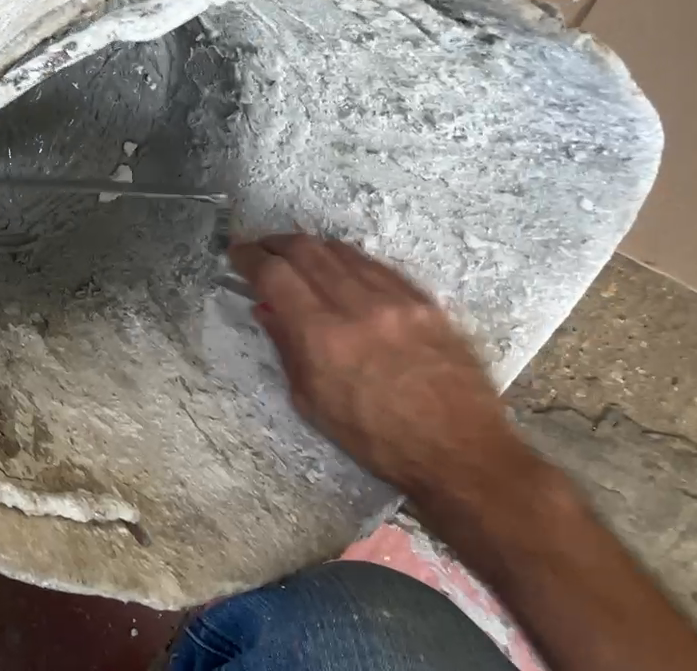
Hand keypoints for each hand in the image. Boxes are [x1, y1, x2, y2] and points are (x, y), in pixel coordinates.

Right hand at [227, 235, 525, 497]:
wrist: (460, 452)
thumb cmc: (375, 438)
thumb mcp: (311, 401)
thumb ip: (286, 347)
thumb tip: (265, 309)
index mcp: (321, 335)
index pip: (274, 274)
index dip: (248, 256)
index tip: (236, 252)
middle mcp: (357, 307)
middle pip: (306, 249)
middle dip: (275, 243)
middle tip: (261, 249)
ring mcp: (396, 300)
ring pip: (342, 251)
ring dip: (311, 247)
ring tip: (298, 257)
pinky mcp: (426, 303)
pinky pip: (377, 265)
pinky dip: (348, 260)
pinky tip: (342, 270)